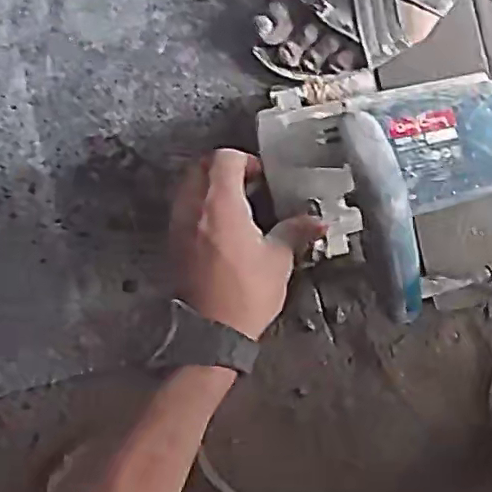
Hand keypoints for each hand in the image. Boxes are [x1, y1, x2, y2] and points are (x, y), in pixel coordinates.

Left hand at [169, 149, 325, 338]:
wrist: (212, 332)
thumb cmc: (246, 295)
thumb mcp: (278, 260)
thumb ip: (295, 232)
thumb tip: (317, 222)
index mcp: (221, 206)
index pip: (224, 159)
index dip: (245, 160)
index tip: (260, 175)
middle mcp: (193, 209)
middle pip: (200, 168)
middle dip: (224, 168)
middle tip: (247, 183)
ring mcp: (179, 226)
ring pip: (188, 187)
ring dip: (209, 186)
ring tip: (235, 205)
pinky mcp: (174, 245)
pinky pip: (183, 210)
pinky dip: (199, 207)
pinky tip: (221, 228)